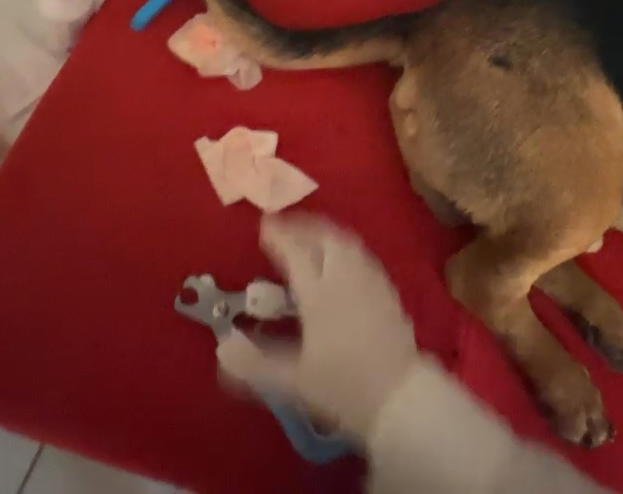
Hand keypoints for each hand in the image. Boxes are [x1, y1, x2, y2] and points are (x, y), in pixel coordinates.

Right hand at [214, 215, 419, 439]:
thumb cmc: (343, 387)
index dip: (279, 236)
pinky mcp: (387, 289)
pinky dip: (344, 246)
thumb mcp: (294, 380)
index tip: (264, 225)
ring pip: (346, 242)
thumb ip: (255, 364)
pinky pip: (362, 254)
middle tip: (284, 225)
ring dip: (324, 232)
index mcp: (321, 294)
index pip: (296, 253)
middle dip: (302, 226)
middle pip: (324, 238)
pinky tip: (340, 258)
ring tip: (309, 235)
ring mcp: (371, 280)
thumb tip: (222, 346)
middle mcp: (346, 278)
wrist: (399, 396)